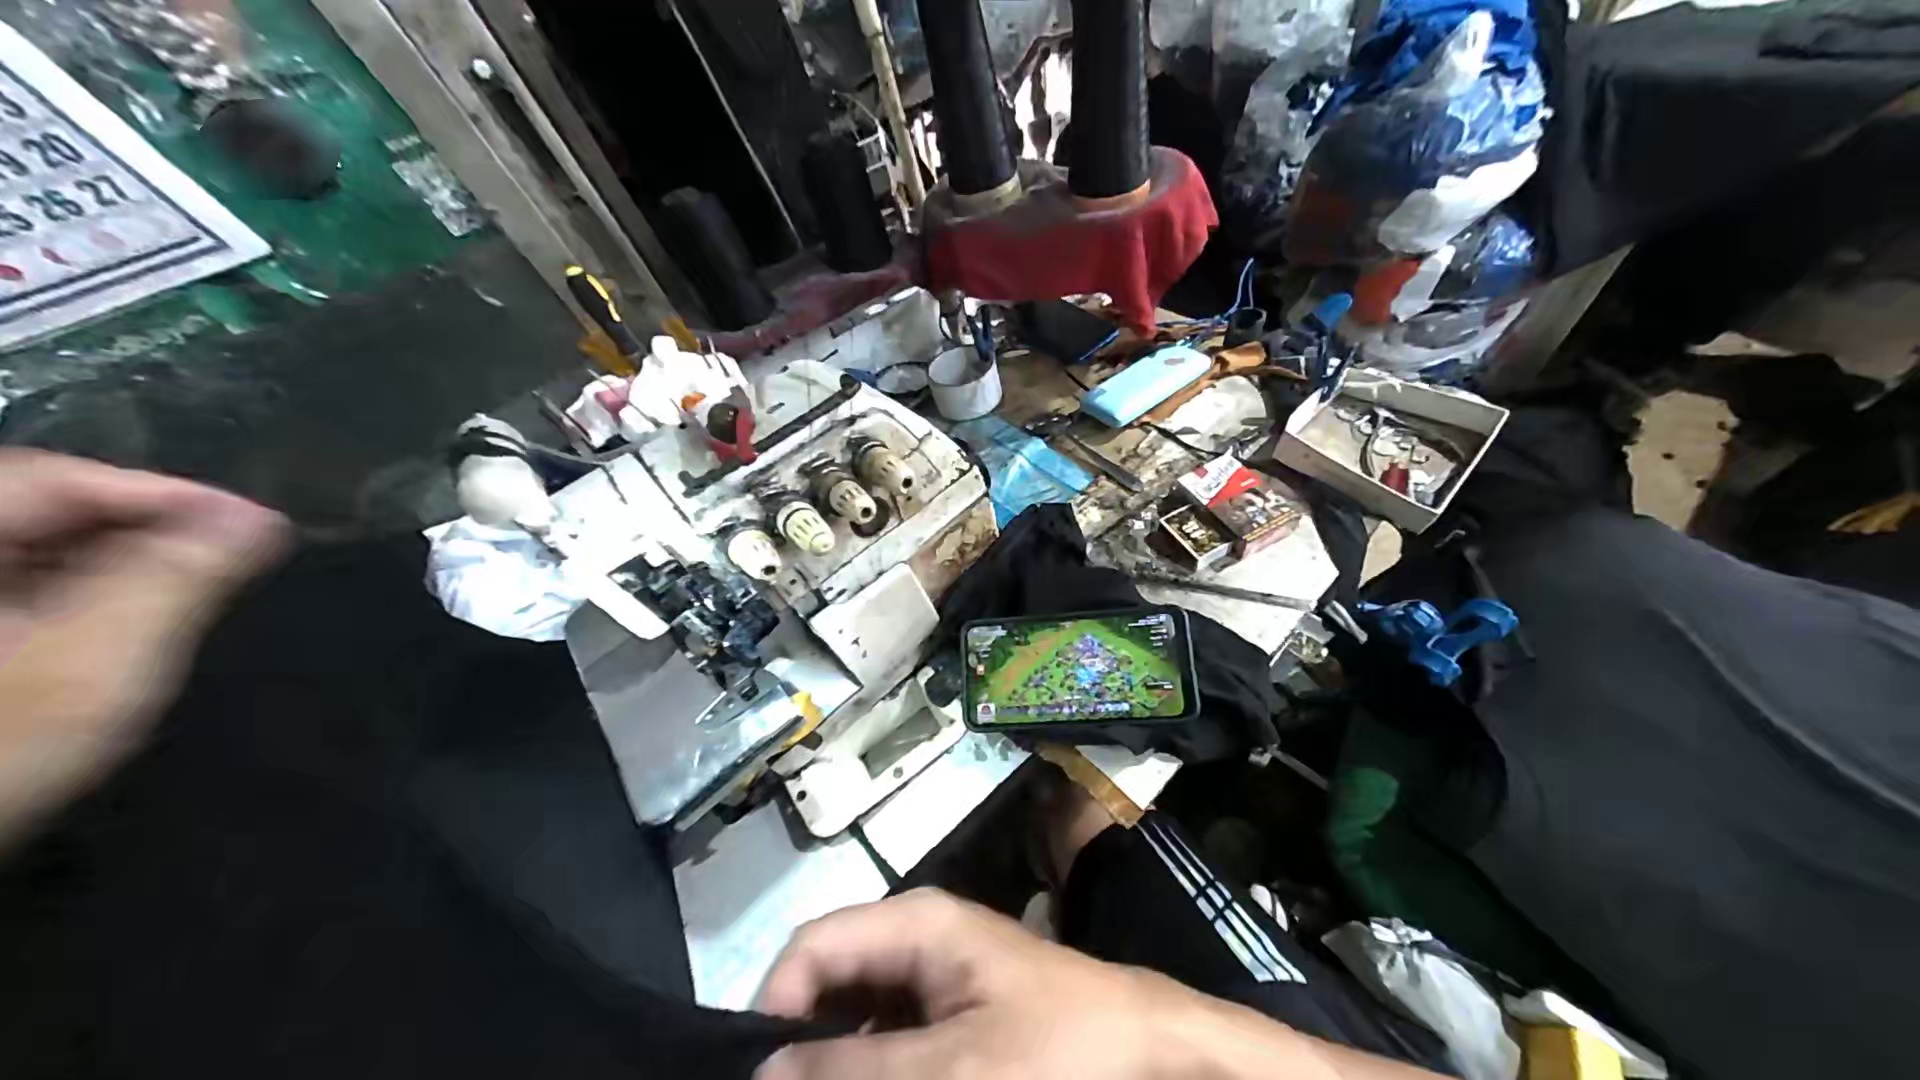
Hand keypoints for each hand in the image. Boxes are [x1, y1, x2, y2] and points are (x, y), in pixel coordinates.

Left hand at [0, 450, 285, 845]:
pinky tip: (125, 609)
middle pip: (40, 504)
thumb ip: (179, 580)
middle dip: (148, 523)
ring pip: (32, 537)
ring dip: (122, 551)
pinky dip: (83, 578)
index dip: (164, 493)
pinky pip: (18, 571)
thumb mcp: (103, 662)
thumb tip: (261, 519)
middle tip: (234, 550)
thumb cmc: (4, 747)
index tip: (256, 522)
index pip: (54, 480)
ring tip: (196, 577)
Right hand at [756, 888, 1386, 1079]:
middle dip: (806, 1045)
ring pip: (858, 1016)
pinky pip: (893, 1036)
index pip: (813, 946)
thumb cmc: (1056, 1046)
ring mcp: (936, 975)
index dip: (775, 1007)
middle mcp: (916, 938)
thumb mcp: (954, 1067)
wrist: (1149, 1051)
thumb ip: (856, 1070)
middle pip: (831, 982)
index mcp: (914, 922)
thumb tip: (763, 1071)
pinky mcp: (955, 1011)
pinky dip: (875, 1068)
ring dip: (839, 1064)